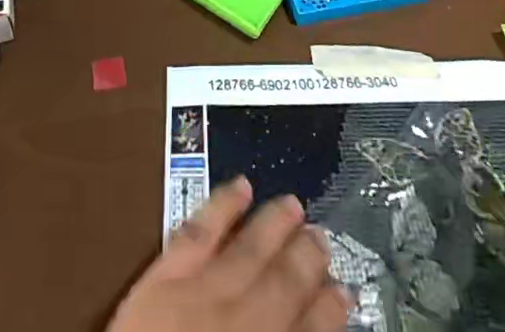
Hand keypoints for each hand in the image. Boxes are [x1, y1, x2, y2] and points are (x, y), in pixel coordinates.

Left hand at [108, 177, 350, 331]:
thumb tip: (301, 330)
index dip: (329, 310)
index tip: (341, 291)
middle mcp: (244, 325)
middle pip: (284, 285)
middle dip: (307, 259)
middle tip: (321, 237)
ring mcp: (202, 298)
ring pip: (249, 252)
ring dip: (274, 225)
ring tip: (293, 203)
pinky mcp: (163, 279)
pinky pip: (199, 234)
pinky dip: (223, 206)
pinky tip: (241, 185)